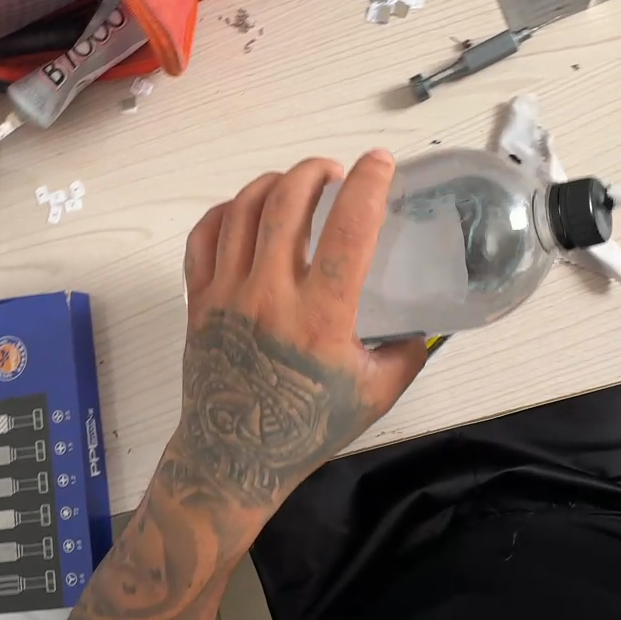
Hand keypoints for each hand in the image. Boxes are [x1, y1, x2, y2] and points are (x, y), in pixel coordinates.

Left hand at [163, 150, 426, 510]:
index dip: (367, 185)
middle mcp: (269, 295)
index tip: (379, 162)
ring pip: (243, 210)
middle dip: (314, 171)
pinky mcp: (198, 300)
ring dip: (274, 182)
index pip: (347, 231)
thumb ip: (408, 353)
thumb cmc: (307, 429)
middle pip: (286, 203)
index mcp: (320, 317)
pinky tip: (246, 210)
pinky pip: (203, 236)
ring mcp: (226, 294)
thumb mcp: (375, 395)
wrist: (234, 457)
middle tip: (334, 172)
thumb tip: (423, 322)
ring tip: (295, 183)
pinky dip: (227, 210)